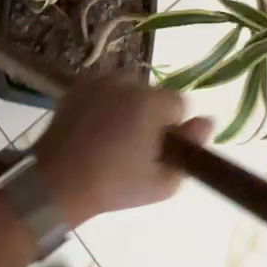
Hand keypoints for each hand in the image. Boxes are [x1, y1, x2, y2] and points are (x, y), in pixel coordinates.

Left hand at [29, 71, 212, 225]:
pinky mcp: (77, 86)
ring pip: (128, 88)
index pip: (179, 103)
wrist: (58, 181)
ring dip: (128, 106)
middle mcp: (125, 81)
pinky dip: (105, 102)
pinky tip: (95, 127)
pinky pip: (104, 88)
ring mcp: (97, 80)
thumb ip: (190, 147)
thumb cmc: (114, 185)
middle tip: (133, 146)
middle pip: (153, 93)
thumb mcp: (163, 180)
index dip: (173, 128)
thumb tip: (207, 121)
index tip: (157, 149)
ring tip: (113, 137)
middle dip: (150, 114)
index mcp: (149, 101)